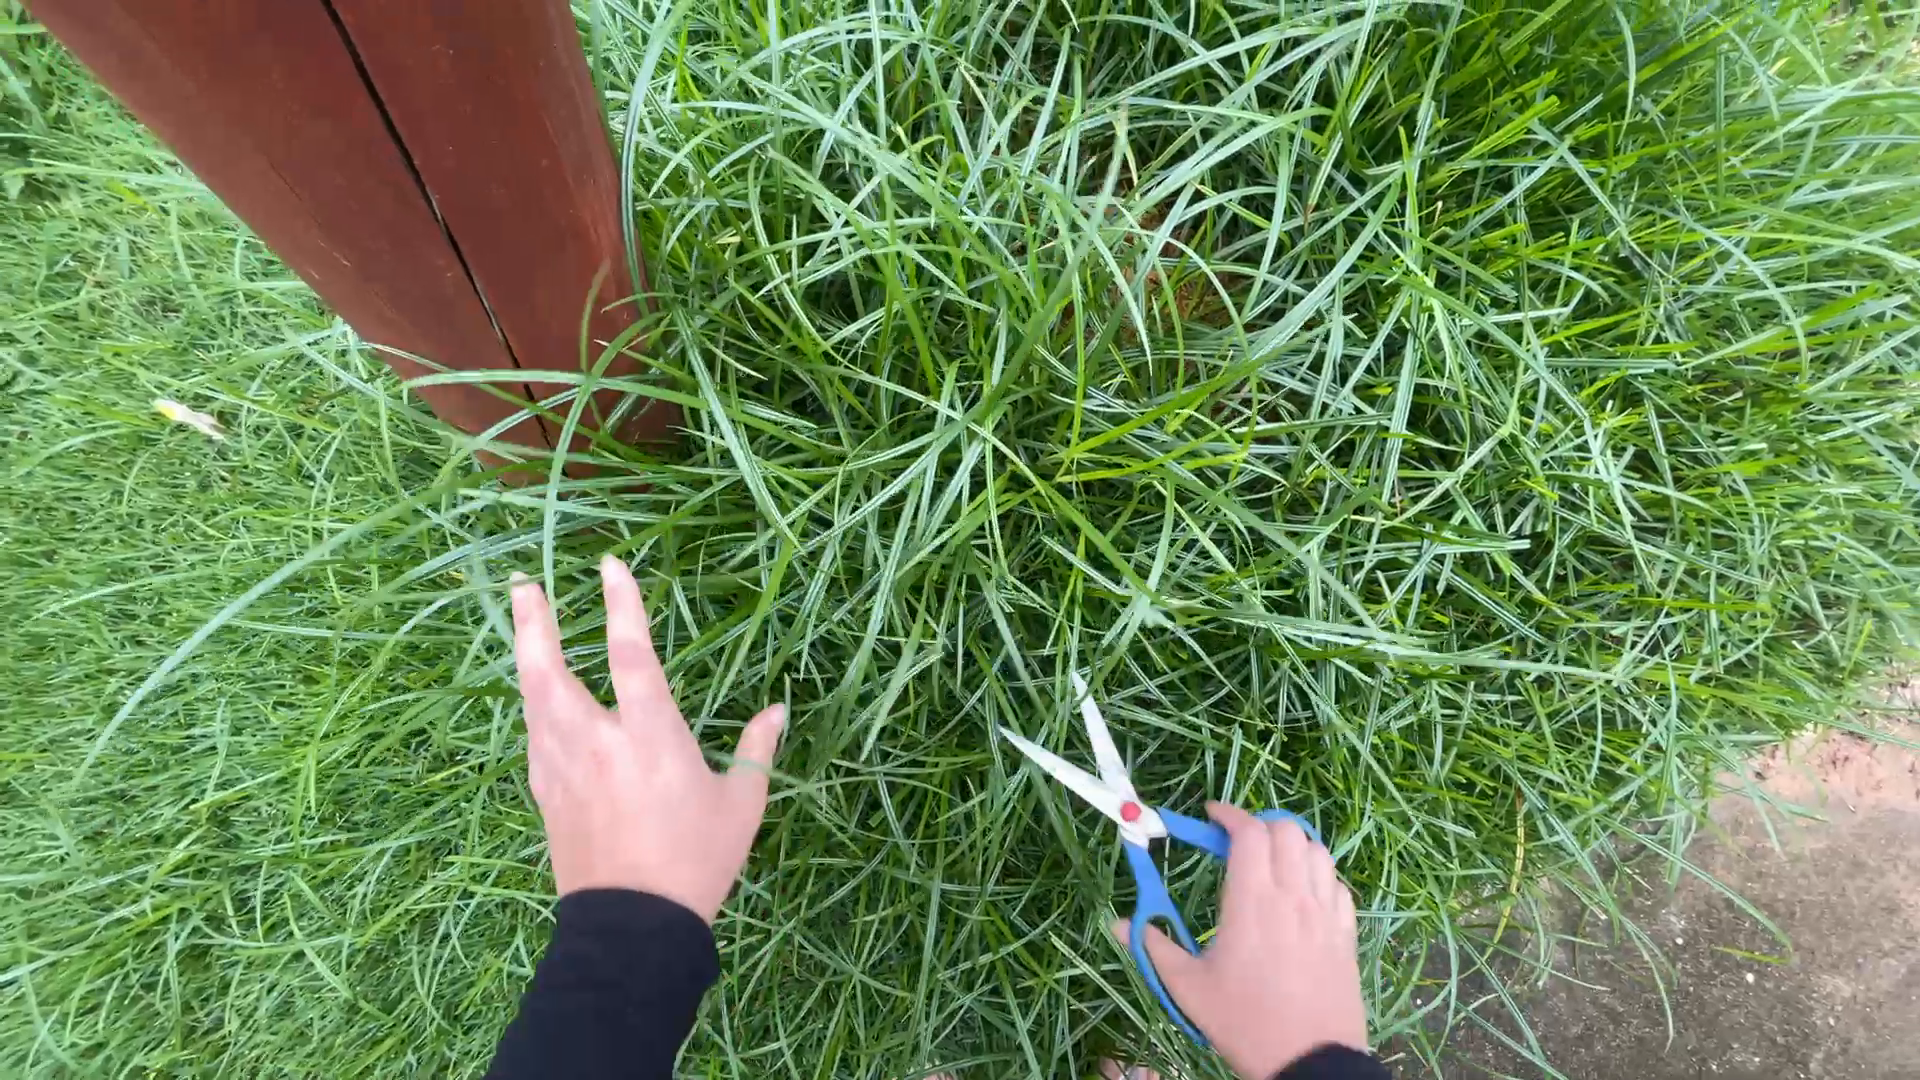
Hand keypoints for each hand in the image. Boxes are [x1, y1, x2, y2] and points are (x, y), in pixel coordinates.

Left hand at [509, 554, 784, 922]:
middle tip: (526, 583)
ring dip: (526, 655)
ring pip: (532, 700)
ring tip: (523, 622)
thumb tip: (779, 707)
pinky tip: (537, 697)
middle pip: (551, 671)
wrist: (631, 930)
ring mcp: (562, 769)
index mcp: (651, 736)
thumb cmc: (697, 858)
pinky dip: (532, 703)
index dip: (621, 605)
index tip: (610, 566)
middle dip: (536, 622)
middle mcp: (597, 742)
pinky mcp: (546, 795)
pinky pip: (533, 734)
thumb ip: (757, 747)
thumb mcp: (742, 800)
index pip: (632, 655)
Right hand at [1115, 804, 1366, 1078]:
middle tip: (1237, 841)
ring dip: (1291, 844)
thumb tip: (1115, 923)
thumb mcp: (1189, 988)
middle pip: (1285, 829)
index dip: (1228, 813)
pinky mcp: (1346, 936)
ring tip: (1270, 861)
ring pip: (1316, 851)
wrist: (1313, 1069)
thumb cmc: (1245, 1023)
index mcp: (1252, 900)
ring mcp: (1325, 915)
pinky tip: (1301, 893)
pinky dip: (1317, 875)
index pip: (1248, 832)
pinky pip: (1337, 885)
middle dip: (1259, 824)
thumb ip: (1153, 947)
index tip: (1210, 814)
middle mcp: (1292, 897)